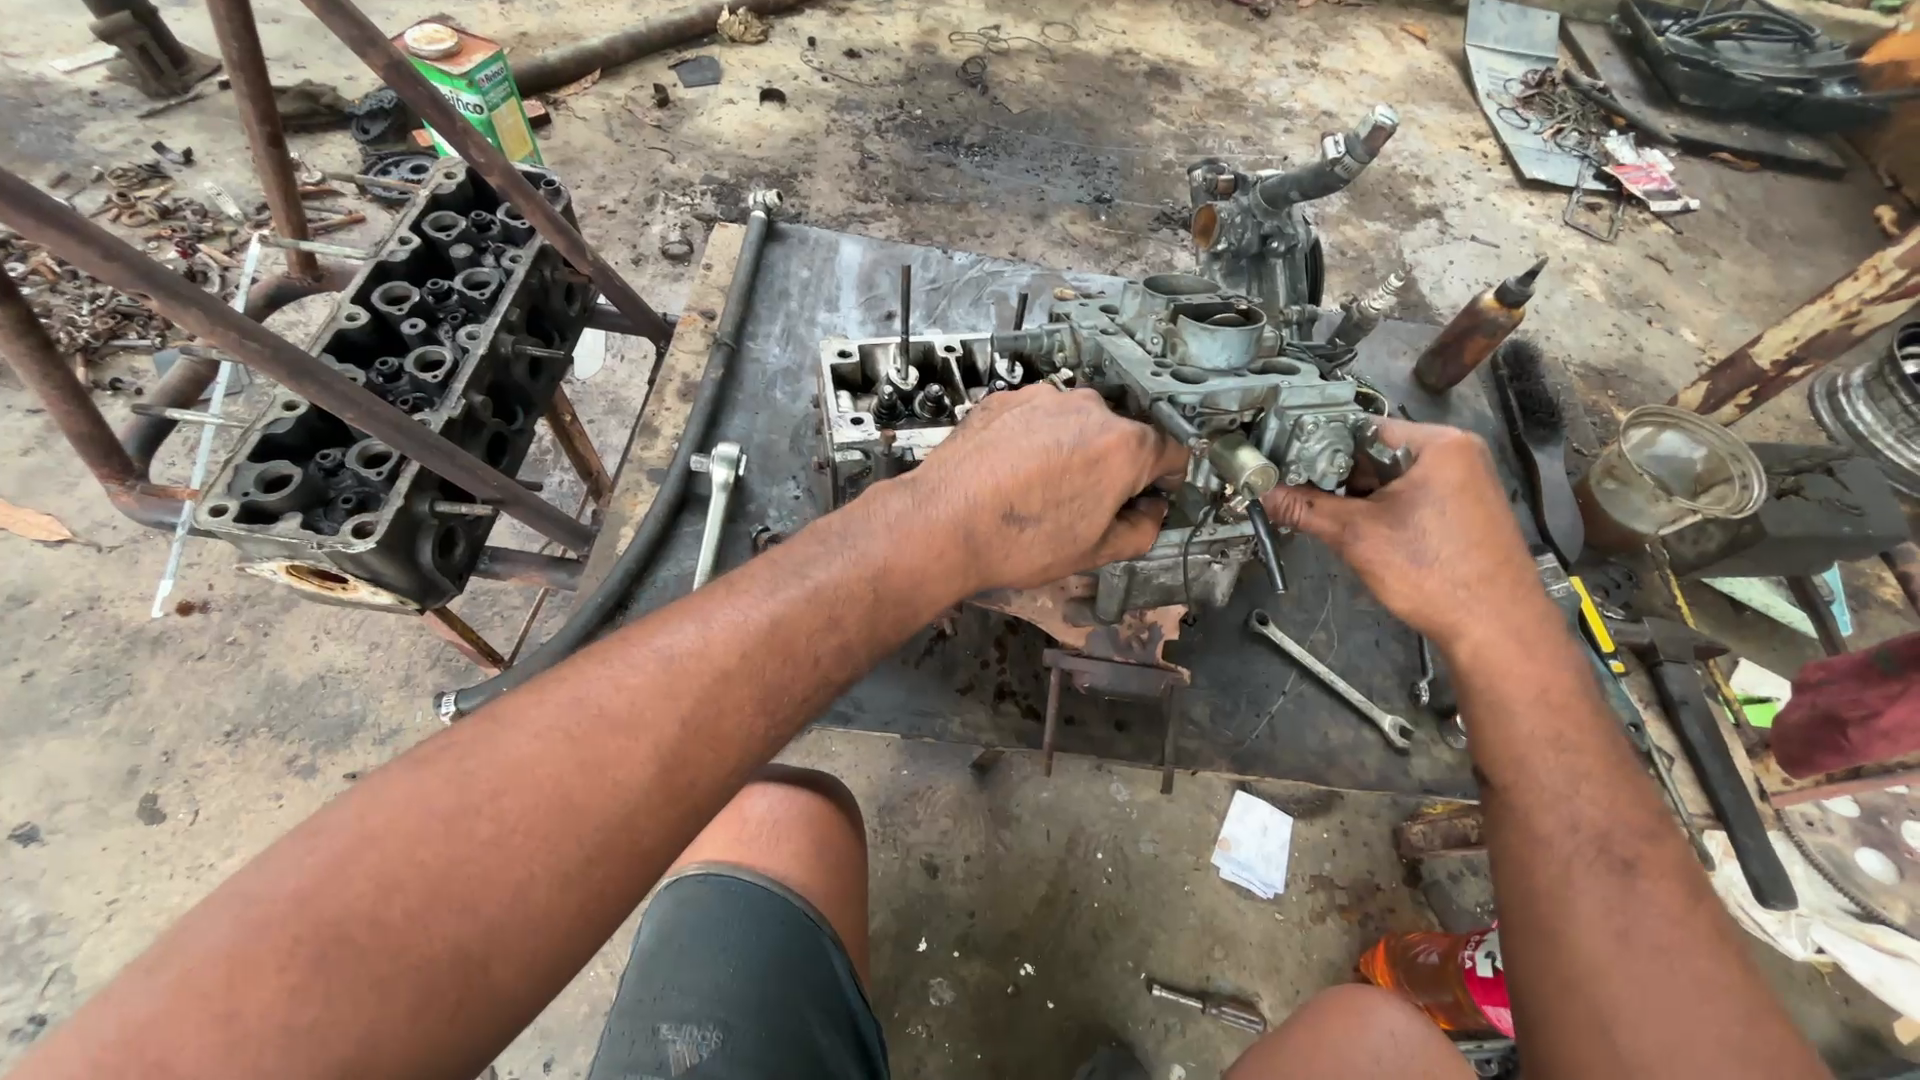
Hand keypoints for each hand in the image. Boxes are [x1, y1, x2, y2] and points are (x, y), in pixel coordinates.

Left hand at [884, 385, 1186, 593]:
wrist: (942, 523)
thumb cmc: (1023, 543)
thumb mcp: (1096, 552)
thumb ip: (1141, 529)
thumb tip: (1152, 510)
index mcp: (1126, 446)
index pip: (1171, 453)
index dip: (1164, 480)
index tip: (1146, 498)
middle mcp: (1091, 408)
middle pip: (1121, 434)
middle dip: (1112, 465)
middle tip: (1083, 502)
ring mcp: (1044, 398)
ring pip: (1076, 423)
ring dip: (1072, 448)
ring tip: (1038, 487)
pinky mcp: (1005, 398)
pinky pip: (1035, 417)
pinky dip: (1033, 438)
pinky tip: (1010, 471)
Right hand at [1259, 418, 1554, 653]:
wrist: (1496, 629)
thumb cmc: (1431, 571)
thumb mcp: (1356, 536)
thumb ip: (1303, 508)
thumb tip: (1260, 493)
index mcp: (1438, 443)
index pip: (1358, 428)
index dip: (1314, 445)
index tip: (1280, 464)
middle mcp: (1455, 453)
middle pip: (1372, 453)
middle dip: (1332, 477)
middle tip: (1290, 492)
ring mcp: (1461, 483)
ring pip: (1387, 479)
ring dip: (1352, 497)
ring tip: (1314, 512)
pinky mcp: (1459, 511)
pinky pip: (1406, 497)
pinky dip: (1377, 510)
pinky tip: (1352, 529)